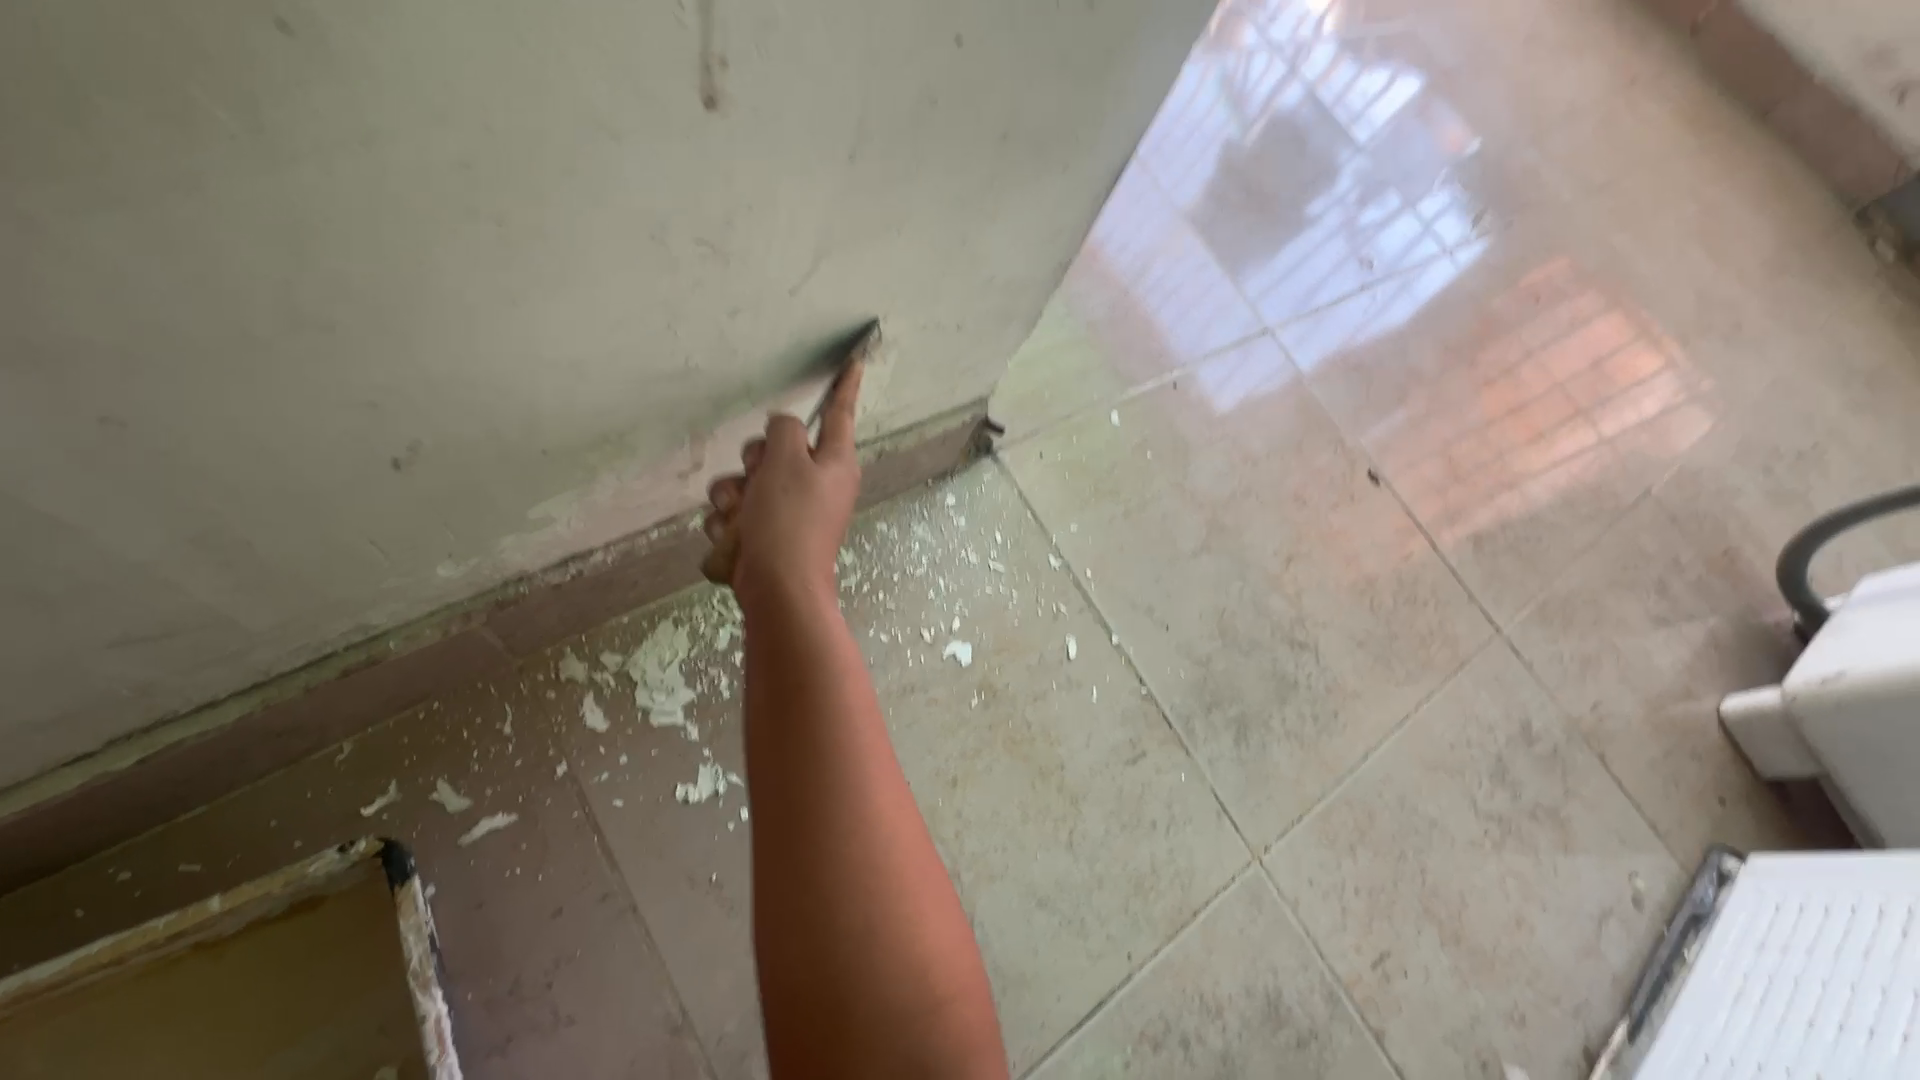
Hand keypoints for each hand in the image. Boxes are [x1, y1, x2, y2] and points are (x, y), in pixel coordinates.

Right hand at [702, 359, 863, 605]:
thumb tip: (786, 429)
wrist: (776, 588)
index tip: (857, 361)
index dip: (845, 386)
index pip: (839, 413)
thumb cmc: (788, 520)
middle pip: (777, 449)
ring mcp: (791, 513)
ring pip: (747, 482)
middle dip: (754, 460)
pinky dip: (730, 524)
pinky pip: (737, 514)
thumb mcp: (787, 460)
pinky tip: (734, 539)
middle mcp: (817, 484)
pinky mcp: (766, 536)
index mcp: (836, 462)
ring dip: (733, 496)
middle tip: (756, 477)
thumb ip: (784, 431)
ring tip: (739, 516)